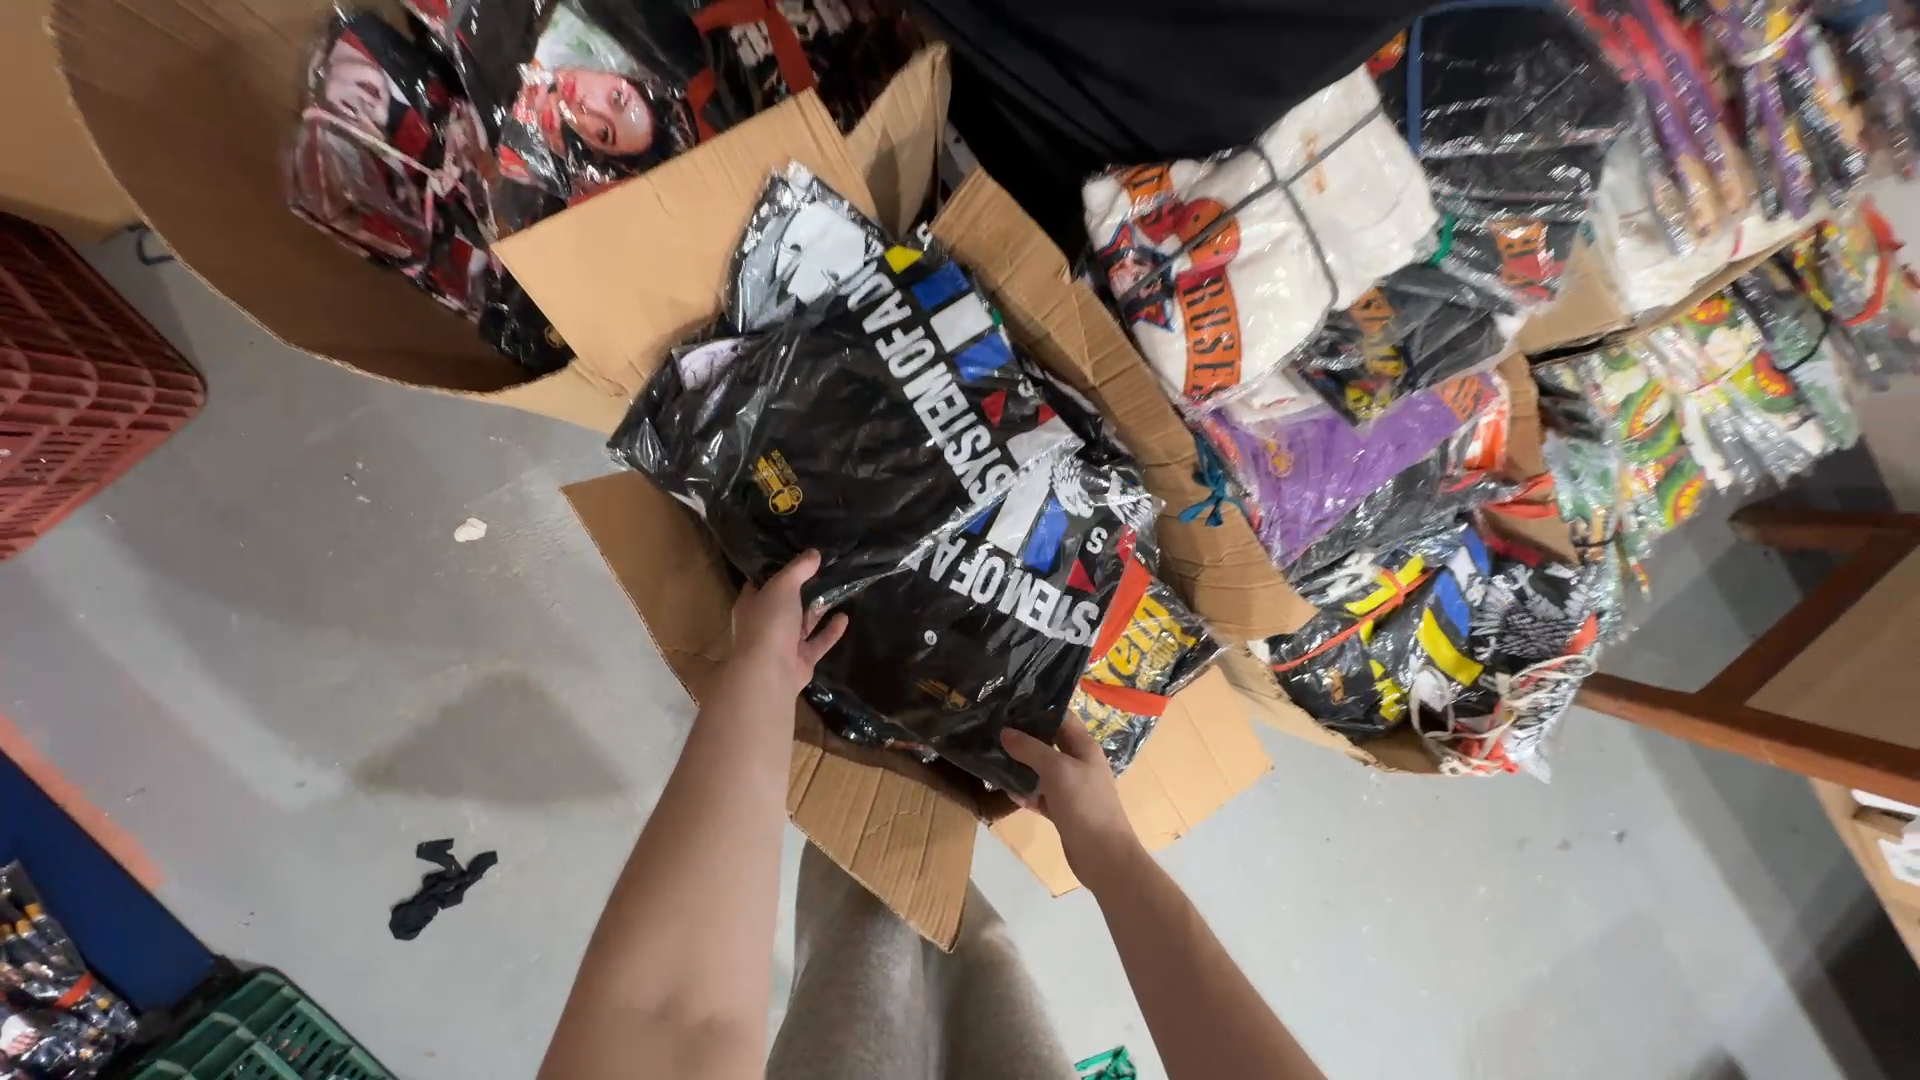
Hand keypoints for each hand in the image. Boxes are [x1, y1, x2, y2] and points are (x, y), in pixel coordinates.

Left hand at [727, 550, 848, 698]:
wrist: (770, 671)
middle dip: (804, 589)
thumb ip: (798, 569)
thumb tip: (814, 553)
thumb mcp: (782, 586)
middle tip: (824, 571)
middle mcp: (765, 623)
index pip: (761, 583)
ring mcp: (783, 643)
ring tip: (838, 591)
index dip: (777, 570)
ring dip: (819, 609)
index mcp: (751, 604)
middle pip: (785, 602)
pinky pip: (818, 642)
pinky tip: (844, 618)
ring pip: (803, 623)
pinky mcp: (801, 659)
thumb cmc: (769, 622)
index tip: (796, 556)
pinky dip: (830, 631)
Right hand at [1002, 720, 1142, 893]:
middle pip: (1048, 743)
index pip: (1060, 717)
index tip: (1009, 704)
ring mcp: (1071, 788)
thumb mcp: (1056, 769)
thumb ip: (1030, 748)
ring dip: (1021, 767)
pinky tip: (1009, 792)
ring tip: (993, 759)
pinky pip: (1040, 795)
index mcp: (1084, 746)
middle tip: (993, 731)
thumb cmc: (1084, 803)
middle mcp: (1078, 763)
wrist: (1103, 855)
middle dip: (1023, 738)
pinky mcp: (1063, 810)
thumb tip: (1005, 732)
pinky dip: (1027, 793)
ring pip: (1041, 770)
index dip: (1037, 709)